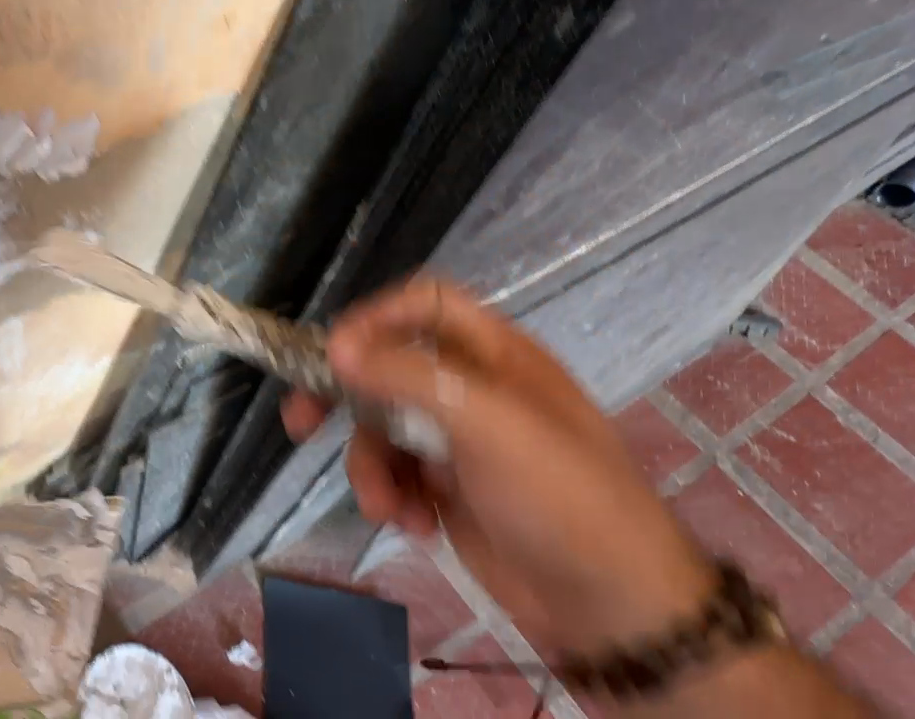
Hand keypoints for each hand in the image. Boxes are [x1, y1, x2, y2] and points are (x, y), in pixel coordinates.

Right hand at [281, 275, 714, 654]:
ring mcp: (457, 441)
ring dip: (370, 466)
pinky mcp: (446, 487)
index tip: (333, 355)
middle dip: (342, 399)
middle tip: (299, 421)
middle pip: (385, 367)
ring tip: (385, 507)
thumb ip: (407, 376)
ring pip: (379, 428)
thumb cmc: (561, 499)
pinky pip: (393, 473)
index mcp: (495, 357)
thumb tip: (333, 347)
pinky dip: (391, 495)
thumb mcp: (487, 425)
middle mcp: (472, 389)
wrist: (615, 610)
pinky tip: (413, 525)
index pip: (424, 305)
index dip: (375, 318)